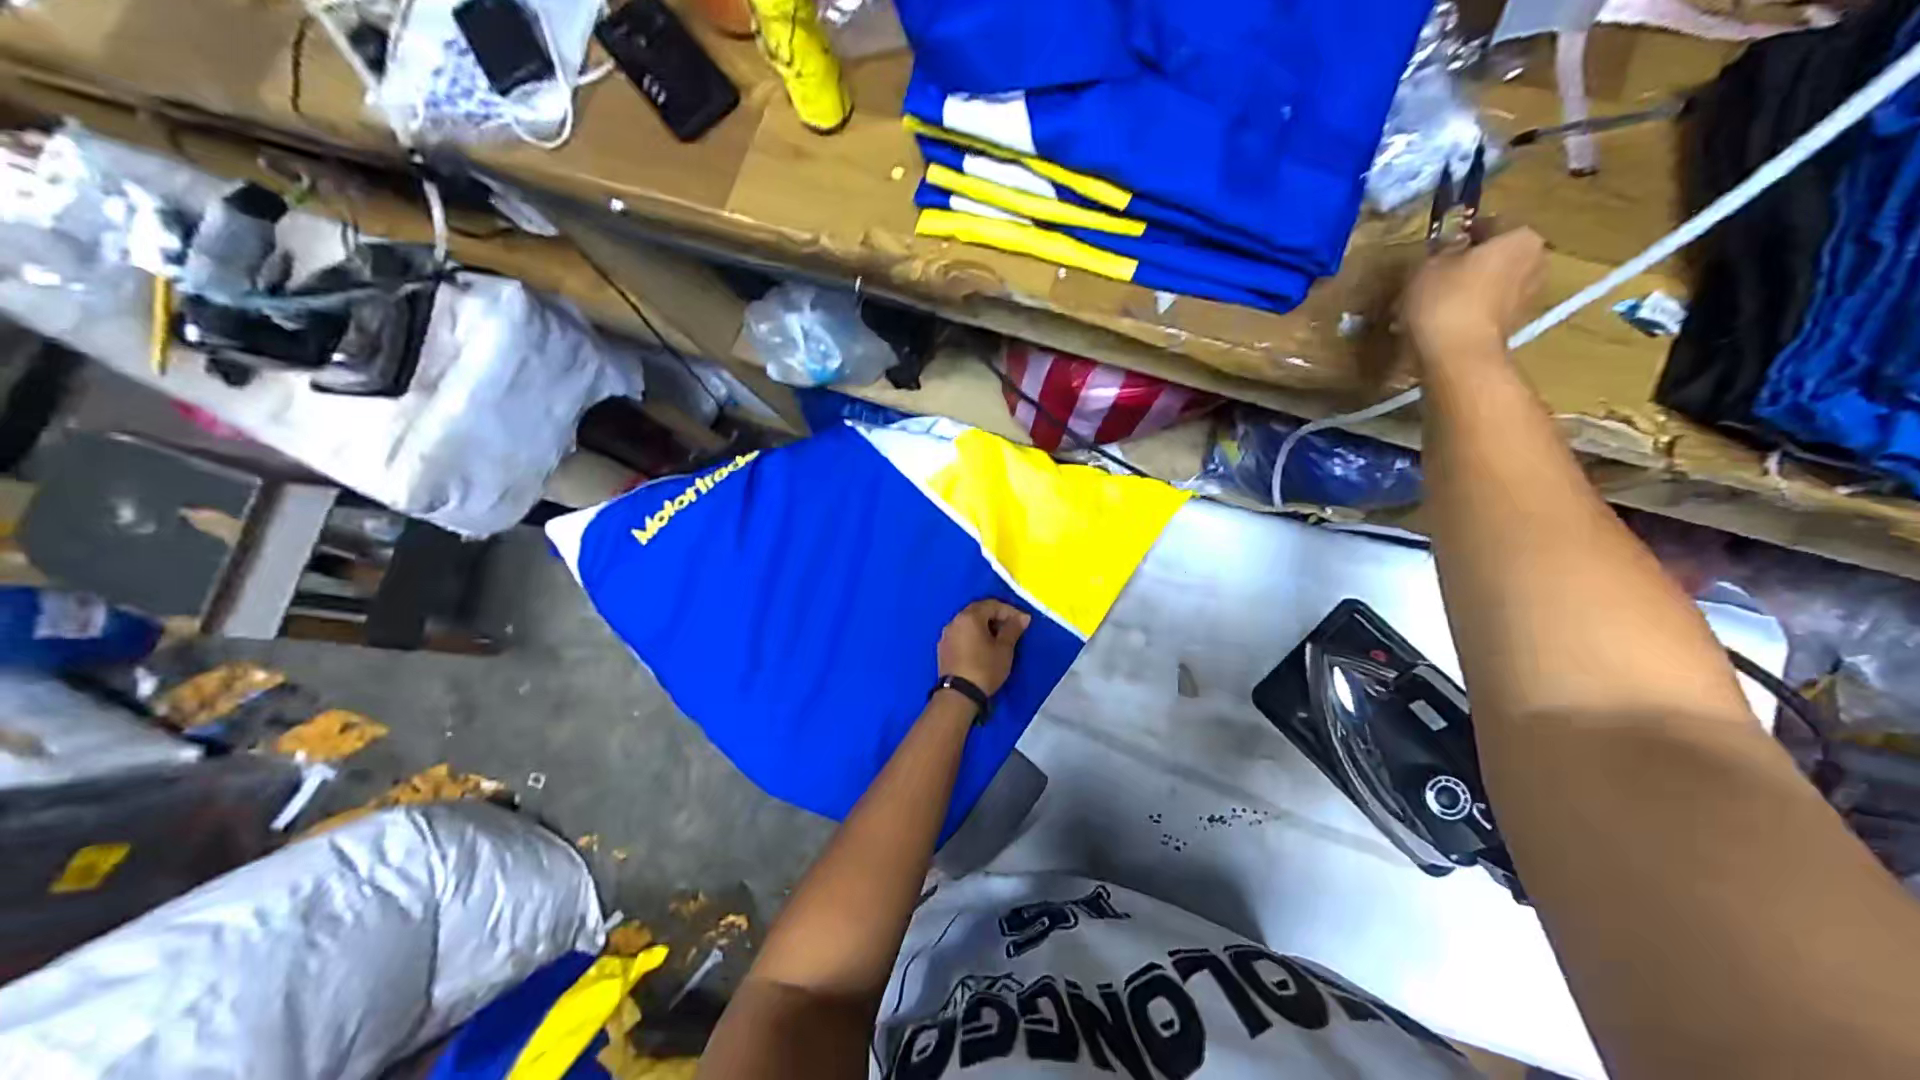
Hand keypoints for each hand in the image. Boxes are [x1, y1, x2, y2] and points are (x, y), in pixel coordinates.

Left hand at [937, 599, 1031, 696]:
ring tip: (998, 639)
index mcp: (969, 617)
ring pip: (968, 623)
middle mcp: (954, 621)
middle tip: (1011, 629)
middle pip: (978, 611)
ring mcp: (946, 635)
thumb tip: (1022, 617)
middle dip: (996, 617)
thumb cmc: (985, 669)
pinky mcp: (943, 648)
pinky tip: (982, 648)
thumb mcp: (1004, 649)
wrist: (959, 695)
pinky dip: (973, 636)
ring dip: (984, 626)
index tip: (1023, 622)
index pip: (992, 605)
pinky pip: (961, 634)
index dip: (1010, 611)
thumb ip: (1013, 629)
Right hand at [1401, 227, 1547, 365]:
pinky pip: (1492, 308)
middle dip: (1472, 263)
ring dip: (1472, 289)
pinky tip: (1446, 321)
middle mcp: (1537, 260)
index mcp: (1521, 237)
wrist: (1458, 354)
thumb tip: (1451, 248)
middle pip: (1499, 255)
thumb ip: (1442, 251)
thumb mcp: (1429, 265)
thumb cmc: (1445, 299)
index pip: (1491, 223)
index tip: (1440, 246)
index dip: (1462, 233)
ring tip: (1438, 302)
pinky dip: (1473, 311)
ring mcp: (1531, 295)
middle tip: (1439, 275)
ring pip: (1496, 283)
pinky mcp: (1517, 325)